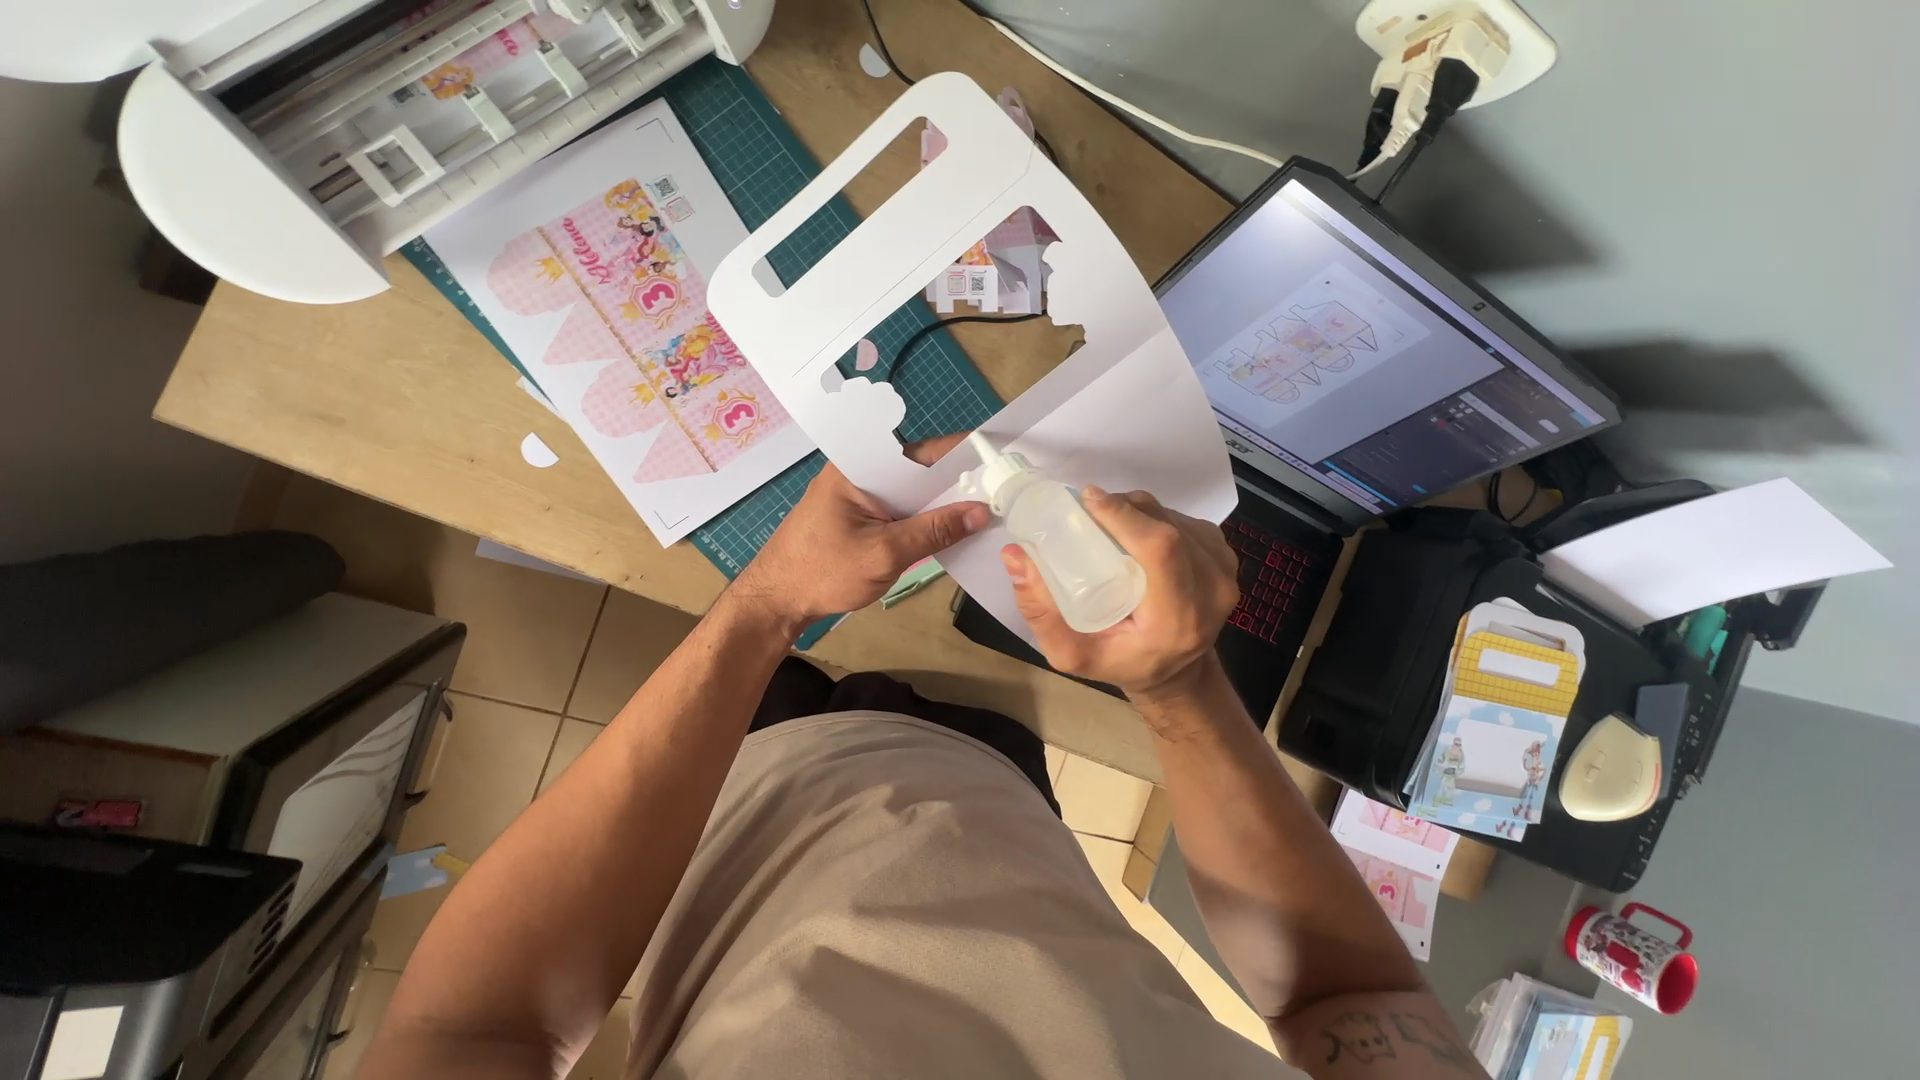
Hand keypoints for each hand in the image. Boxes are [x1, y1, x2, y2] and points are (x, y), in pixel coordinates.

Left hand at [733, 434, 987, 631]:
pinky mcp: (862, 516)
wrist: (776, 601)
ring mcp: (861, 495)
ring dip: (944, 501)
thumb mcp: (885, 553)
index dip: (961, 453)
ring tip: (990, 506)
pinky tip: (955, 528)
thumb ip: (934, 530)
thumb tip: (981, 512)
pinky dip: (926, 517)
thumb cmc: (823, 572)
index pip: (921, 451)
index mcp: (860, 467)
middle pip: (920, 469)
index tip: (1000, 456)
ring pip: (913, 491)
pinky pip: (902, 508)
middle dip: (958, 479)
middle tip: (1004, 486)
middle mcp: (861, 472)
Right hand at [1001, 488, 1238, 700]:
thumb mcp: (1071, 654)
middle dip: (1123, 507)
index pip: (1161, 549)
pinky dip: (1153, 517)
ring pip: (1173, 517)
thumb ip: (1041, 611)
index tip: (1087, 500)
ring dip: (1136, 511)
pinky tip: (1135, 532)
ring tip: (1108, 523)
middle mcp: (1212, 591)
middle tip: (1088, 508)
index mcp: (1178, 619)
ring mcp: (1224, 569)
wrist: (1177, 673)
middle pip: (1166, 526)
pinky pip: (1183, 518)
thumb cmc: (1122, 663)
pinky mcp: (1225, 555)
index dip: (1124, 516)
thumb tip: (1015, 555)